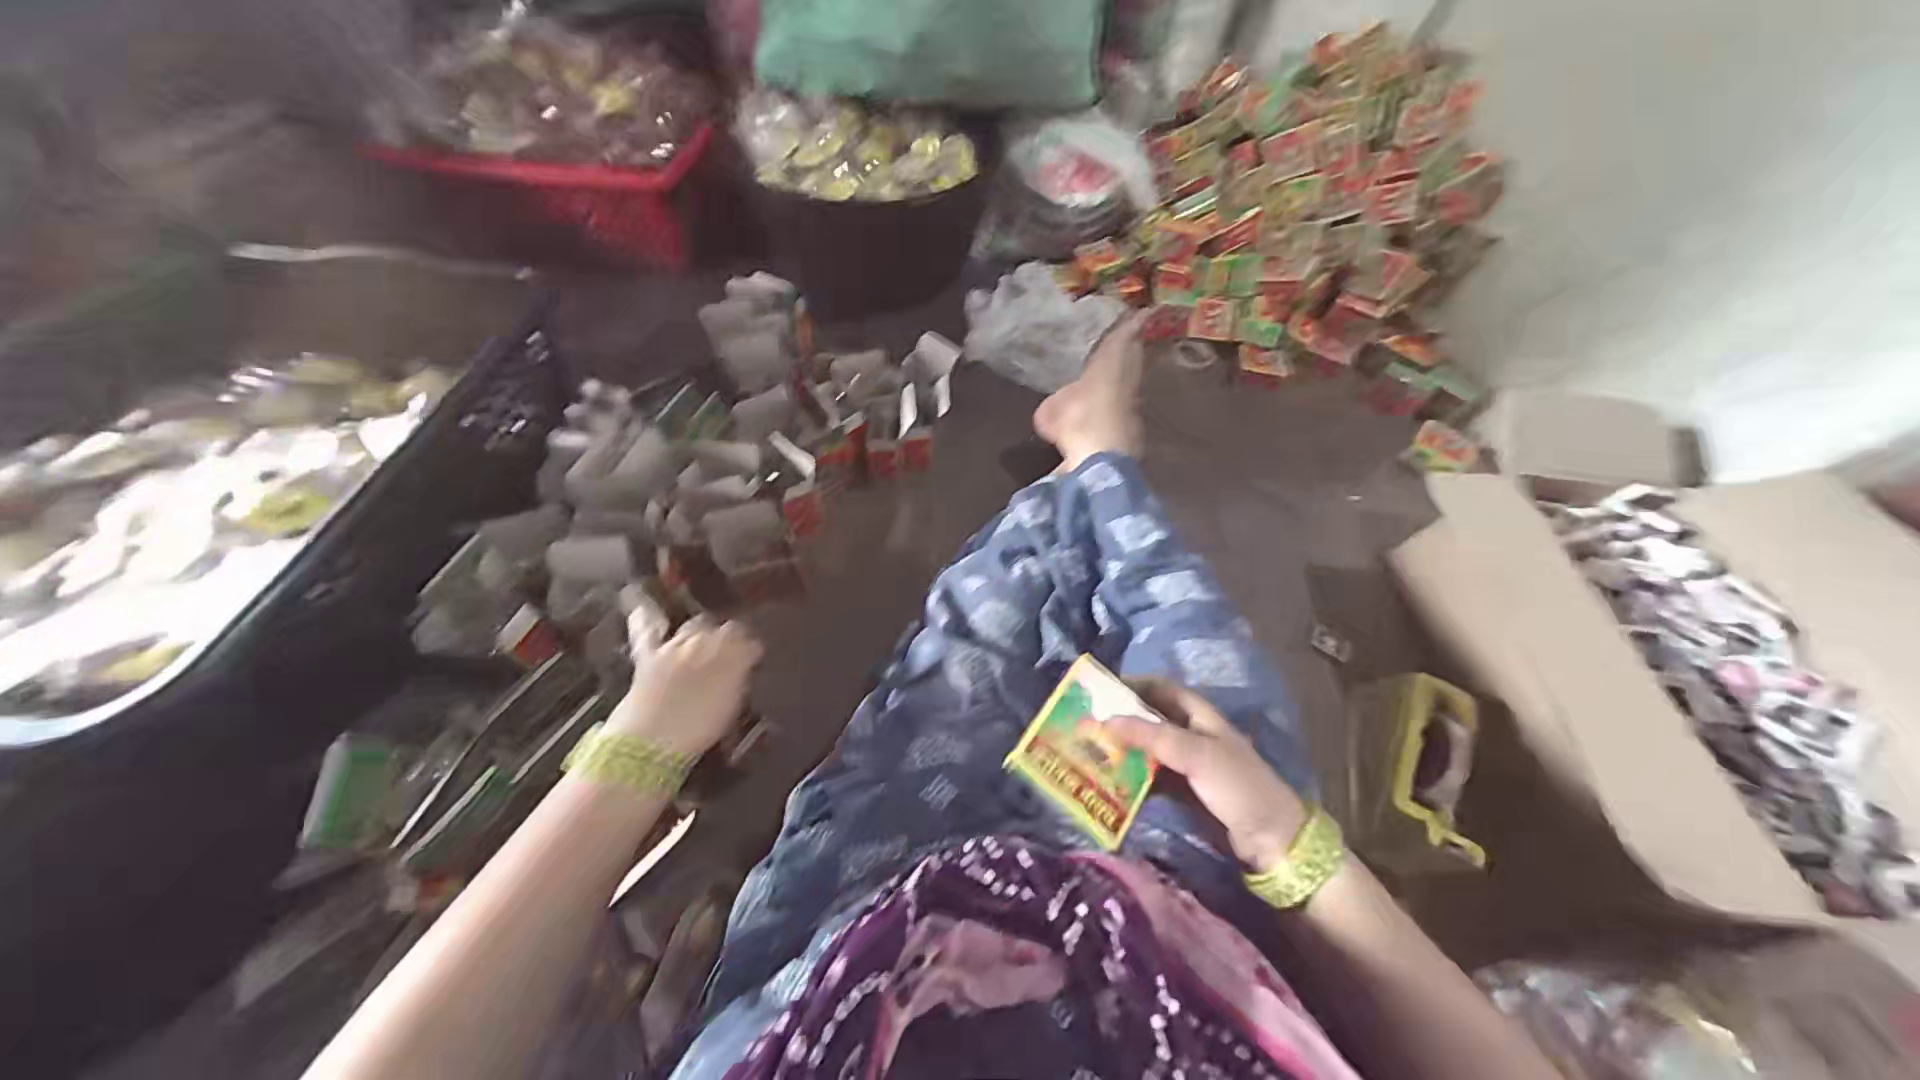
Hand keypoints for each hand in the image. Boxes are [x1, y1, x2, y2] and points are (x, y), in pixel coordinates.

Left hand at [607, 615, 762, 754]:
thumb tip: (744, 666)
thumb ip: (738, 679)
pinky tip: (641, 606)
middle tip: (731, 651)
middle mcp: (708, 643)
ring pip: (696, 625)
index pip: (751, 643)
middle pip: (726, 629)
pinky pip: (646, 629)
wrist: (652, 741)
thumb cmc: (699, 731)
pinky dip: (645, 617)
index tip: (752, 661)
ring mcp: (676, 645)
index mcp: (735, 657)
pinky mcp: (649, 654)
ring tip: (705, 638)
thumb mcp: (731, 706)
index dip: (752, 652)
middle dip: (731, 638)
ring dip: (703, 631)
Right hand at [1106, 678, 1307, 873]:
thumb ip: (1150, 735)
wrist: (1273, 839)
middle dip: (1120, 718)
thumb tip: (1104, 721)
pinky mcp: (1186, 790)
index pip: (1160, 687)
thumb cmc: (1237, 785)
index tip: (1099, 691)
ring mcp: (1190, 763)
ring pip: (1148, 748)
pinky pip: (1152, 775)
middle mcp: (1192, 733)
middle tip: (1087, 724)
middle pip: (1150, 717)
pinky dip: (1132, 775)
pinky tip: (1111, 780)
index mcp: (1200, 714)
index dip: (1131, 685)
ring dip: (1123, 748)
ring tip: (1090, 751)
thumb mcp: (1194, 753)